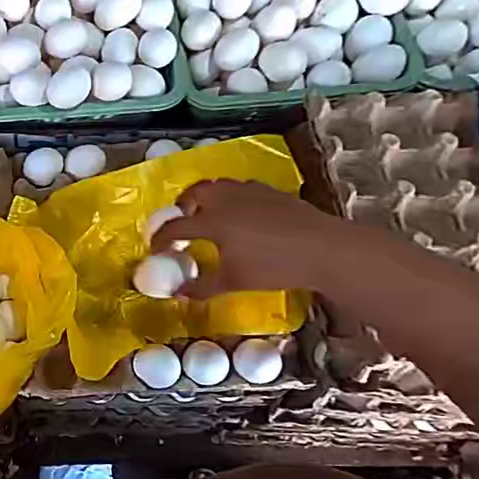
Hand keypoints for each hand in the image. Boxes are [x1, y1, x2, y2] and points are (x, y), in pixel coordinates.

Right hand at [152, 180, 349, 297]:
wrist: (322, 248)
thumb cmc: (274, 266)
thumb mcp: (234, 281)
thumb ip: (203, 287)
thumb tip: (179, 293)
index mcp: (213, 221)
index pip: (177, 227)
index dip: (161, 238)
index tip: (156, 248)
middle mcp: (227, 199)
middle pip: (195, 192)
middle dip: (183, 205)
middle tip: (182, 221)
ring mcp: (251, 192)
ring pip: (220, 185)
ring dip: (207, 197)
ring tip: (210, 215)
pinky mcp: (272, 192)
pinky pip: (242, 188)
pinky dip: (232, 198)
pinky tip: (242, 214)